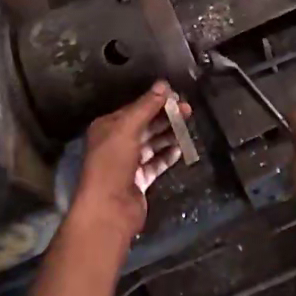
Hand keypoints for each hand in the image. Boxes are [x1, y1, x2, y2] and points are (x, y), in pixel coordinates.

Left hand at [71, 82, 184, 238]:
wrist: (108, 210)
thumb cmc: (112, 164)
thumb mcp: (127, 129)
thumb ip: (146, 106)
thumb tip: (163, 84)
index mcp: (107, 127)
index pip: (135, 108)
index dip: (155, 101)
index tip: (176, 96)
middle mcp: (116, 143)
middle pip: (145, 125)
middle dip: (165, 117)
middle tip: (188, 110)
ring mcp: (127, 163)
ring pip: (152, 144)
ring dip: (168, 135)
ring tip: (187, 128)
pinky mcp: (139, 180)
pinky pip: (155, 163)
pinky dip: (167, 156)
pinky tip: (179, 149)